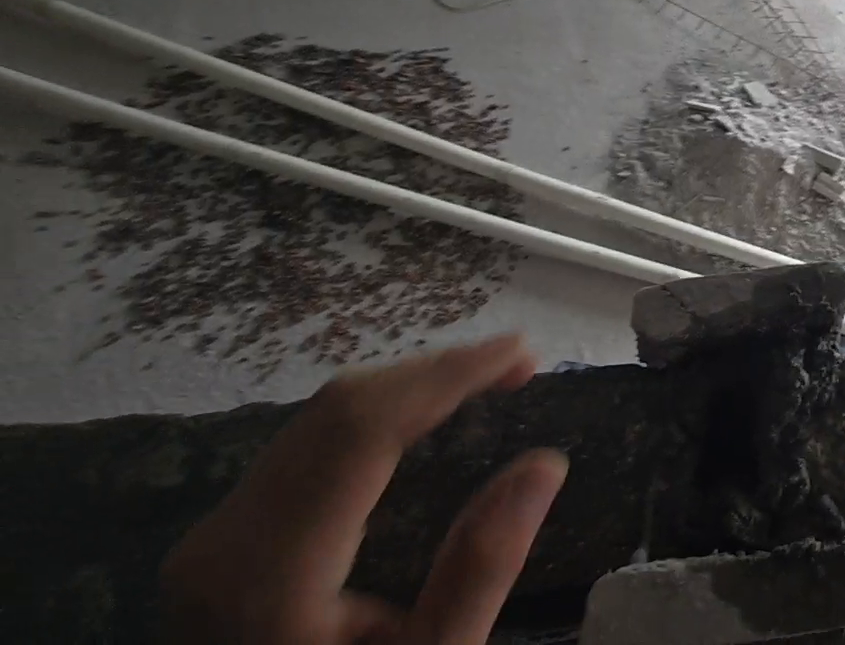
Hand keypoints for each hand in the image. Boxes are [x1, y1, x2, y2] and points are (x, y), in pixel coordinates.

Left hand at [160, 335, 569, 644]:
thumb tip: (546, 463)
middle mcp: (227, 537)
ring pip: (323, 415)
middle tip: (519, 362)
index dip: (448, 376)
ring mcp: (217, 532)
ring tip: (487, 378)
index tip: (523, 353)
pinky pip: (312, 438)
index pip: (365, 428)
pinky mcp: (227, 532)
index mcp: (271, 572)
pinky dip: (383, 410)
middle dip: (438, 369)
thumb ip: (479, 572)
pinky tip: (427, 413)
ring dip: (413, 383)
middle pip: (342, 409)